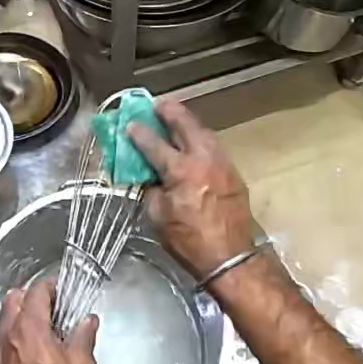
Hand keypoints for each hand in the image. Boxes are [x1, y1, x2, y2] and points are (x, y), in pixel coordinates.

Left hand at [0, 280, 98, 363]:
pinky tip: (34, 346)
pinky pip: (4, 334)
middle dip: (34, 296)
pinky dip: (16, 331)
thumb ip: (84, 337)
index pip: (37, 290)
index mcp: (30, 326)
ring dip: (23, 312)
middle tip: (55, 306)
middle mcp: (10, 332)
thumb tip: (88, 321)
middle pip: (16, 297)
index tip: (64, 290)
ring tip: (46, 326)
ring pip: (7, 315)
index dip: (52, 286)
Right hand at [127, 99, 260, 285]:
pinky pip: (213, 147)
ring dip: (187, 123)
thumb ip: (151, 189)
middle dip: (169, 111)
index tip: (129, 124)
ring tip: (175, 118)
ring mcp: (222, 164)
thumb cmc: (188, 241)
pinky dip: (200, 139)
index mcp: (180, 171)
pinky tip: (193, 143)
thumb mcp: (158, 215)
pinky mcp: (233, 173)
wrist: (231, 258)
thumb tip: (149, 175)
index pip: (154, 143)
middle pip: (185, 124)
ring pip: (204, 132)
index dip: (138, 132)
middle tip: (157, 105)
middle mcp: (203, 160)